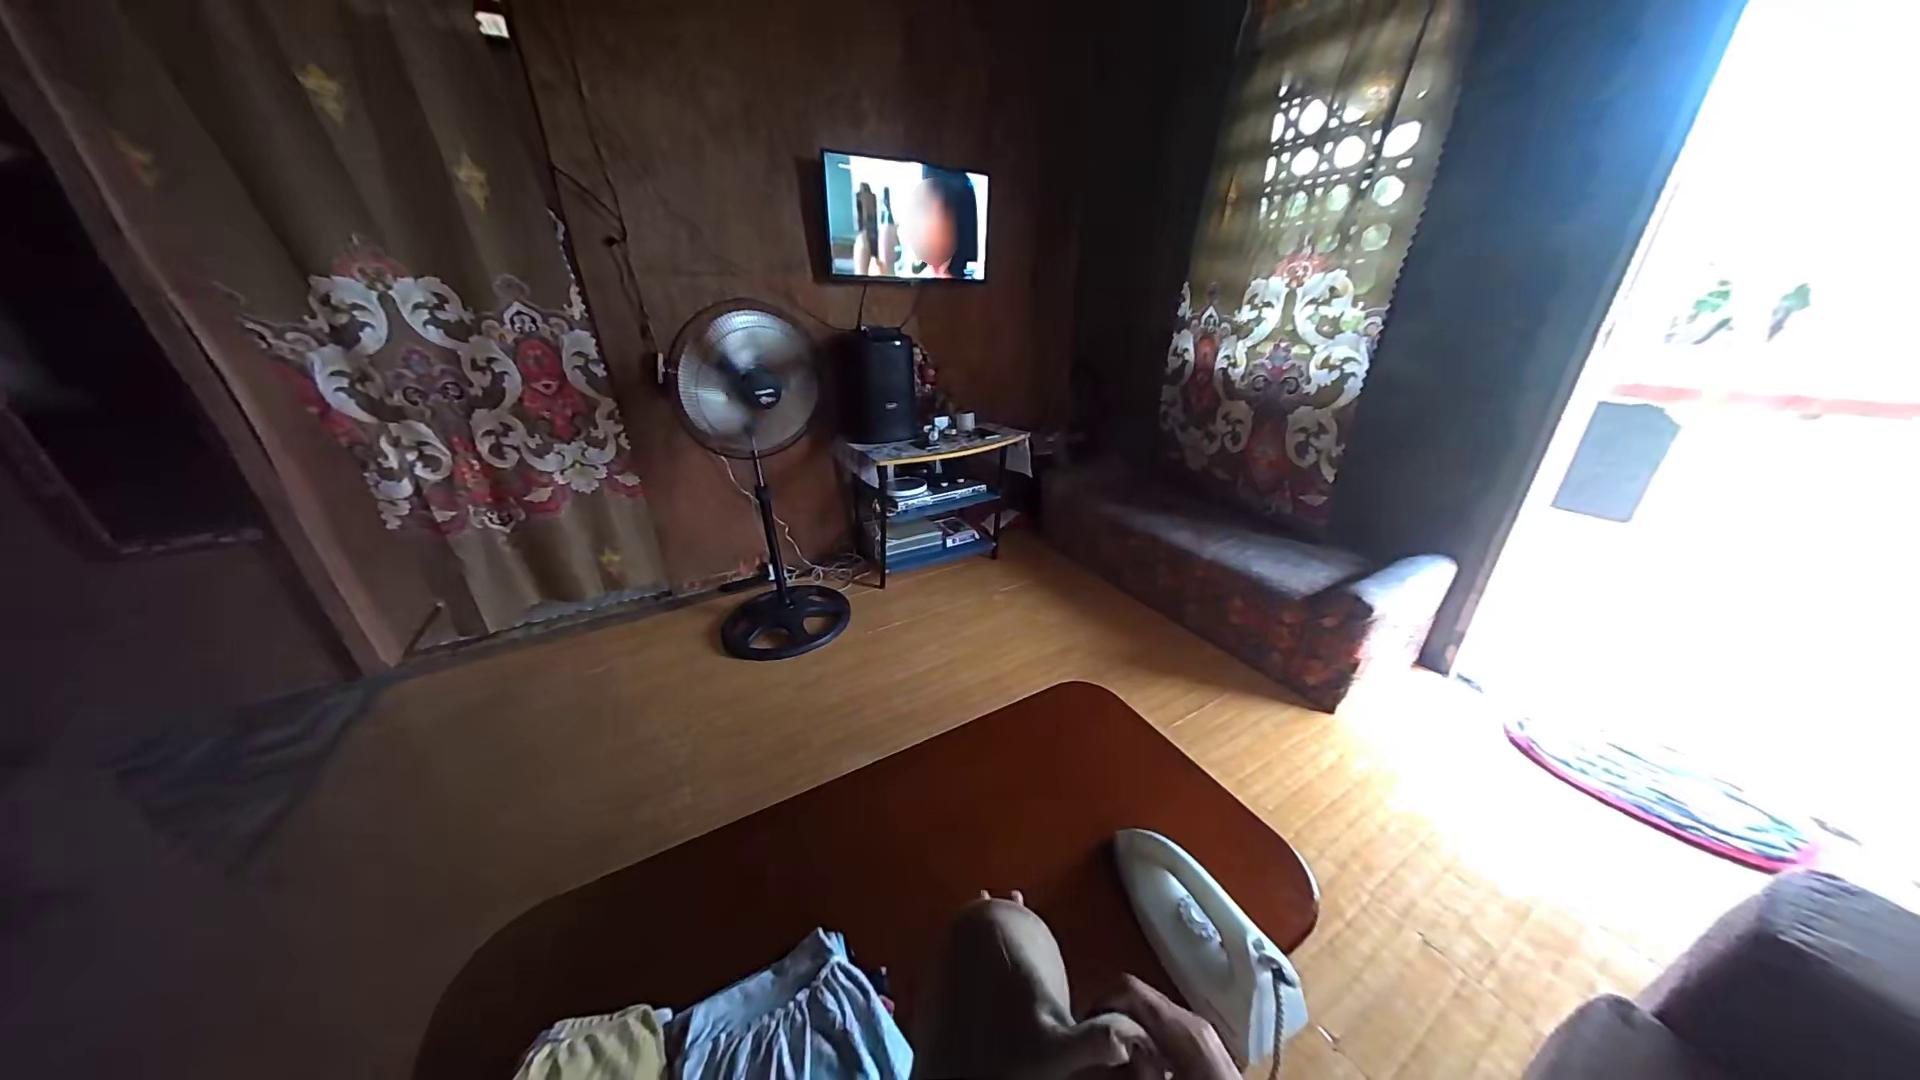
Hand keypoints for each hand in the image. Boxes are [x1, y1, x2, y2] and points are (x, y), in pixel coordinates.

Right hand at [1096, 974, 1240, 1079]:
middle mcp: (1193, 1020)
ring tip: (1116, 1057)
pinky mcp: (1205, 1046)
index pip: (1129, 987)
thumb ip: (1140, 1064)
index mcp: (1184, 1027)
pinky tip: (1144, 1066)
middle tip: (1095, 1045)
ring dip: (1129, 1028)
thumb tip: (1117, 1043)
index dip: (1101, 1002)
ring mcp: (1201, 1031)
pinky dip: (1147, 1038)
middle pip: (1139, 997)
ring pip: (1151, 1012)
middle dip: (1113, 1017)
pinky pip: (1165, 1028)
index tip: (1084, 1028)